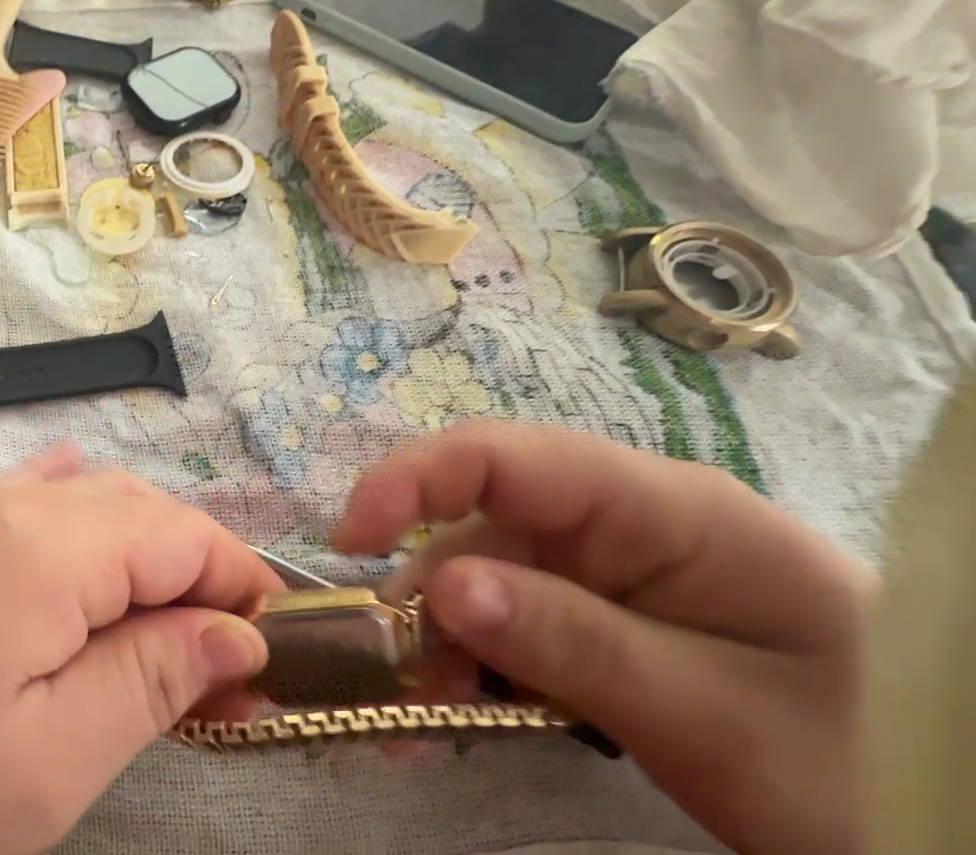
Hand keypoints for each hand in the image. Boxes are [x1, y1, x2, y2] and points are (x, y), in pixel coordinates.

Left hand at [0, 443, 281, 854]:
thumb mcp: (45, 762)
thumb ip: (150, 680)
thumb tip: (234, 634)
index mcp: (49, 550)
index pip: (184, 536)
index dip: (241, 588)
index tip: (273, 666)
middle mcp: (14, 508)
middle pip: (146, 513)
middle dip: (204, 578)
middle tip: (226, 674)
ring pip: (97, 504)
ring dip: (151, 559)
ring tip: (170, 642)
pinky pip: (38, 500)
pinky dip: (89, 523)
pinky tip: (100, 548)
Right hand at [331, 420, 874, 854]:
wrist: (945, 808)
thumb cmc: (850, 758)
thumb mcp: (709, 716)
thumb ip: (573, 642)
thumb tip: (439, 586)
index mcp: (662, 507)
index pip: (508, 455)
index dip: (412, 478)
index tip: (347, 541)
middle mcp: (622, 517)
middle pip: (481, 521)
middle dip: (422, 589)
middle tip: (386, 677)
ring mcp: (612, 562)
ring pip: (485, 572)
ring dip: (441, 635)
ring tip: (419, 715)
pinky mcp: (605, 606)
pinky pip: (513, 613)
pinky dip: (472, 658)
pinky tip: (455, 706)